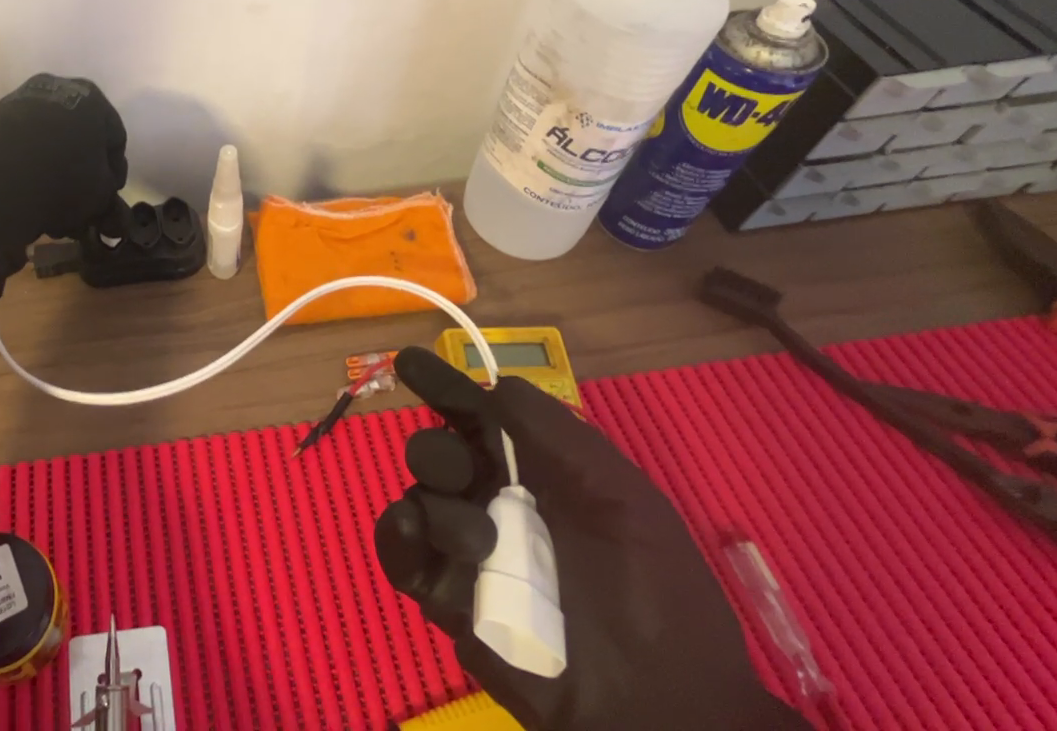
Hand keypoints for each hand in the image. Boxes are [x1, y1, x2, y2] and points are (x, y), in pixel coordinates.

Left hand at [0, 74, 127, 302]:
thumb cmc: (63, 181)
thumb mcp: (101, 195)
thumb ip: (108, 192)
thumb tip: (105, 199)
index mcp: (92, 97)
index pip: (115, 138)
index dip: (115, 171)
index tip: (110, 195)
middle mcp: (56, 88)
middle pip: (79, 137)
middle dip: (82, 172)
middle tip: (82, 202)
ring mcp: (19, 103)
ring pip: (49, 143)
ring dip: (55, 172)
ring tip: (54, 207)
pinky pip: (22, 148)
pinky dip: (29, 169)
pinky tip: (29, 198)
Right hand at [375, 348, 808, 730]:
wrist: (659, 703)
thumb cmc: (654, 590)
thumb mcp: (621, 497)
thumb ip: (558, 435)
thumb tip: (495, 384)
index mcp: (538, 474)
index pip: (479, 418)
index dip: (445, 387)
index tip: (409, 360)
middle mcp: (495, 503)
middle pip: (437, 453)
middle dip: (436, 449)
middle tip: (459, 470)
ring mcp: (466, 551)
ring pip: (418, 498)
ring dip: (438, 504)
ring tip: (480, 542)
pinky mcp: (444, 596)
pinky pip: (400, 553)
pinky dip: (397, 534)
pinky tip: (413, 528)